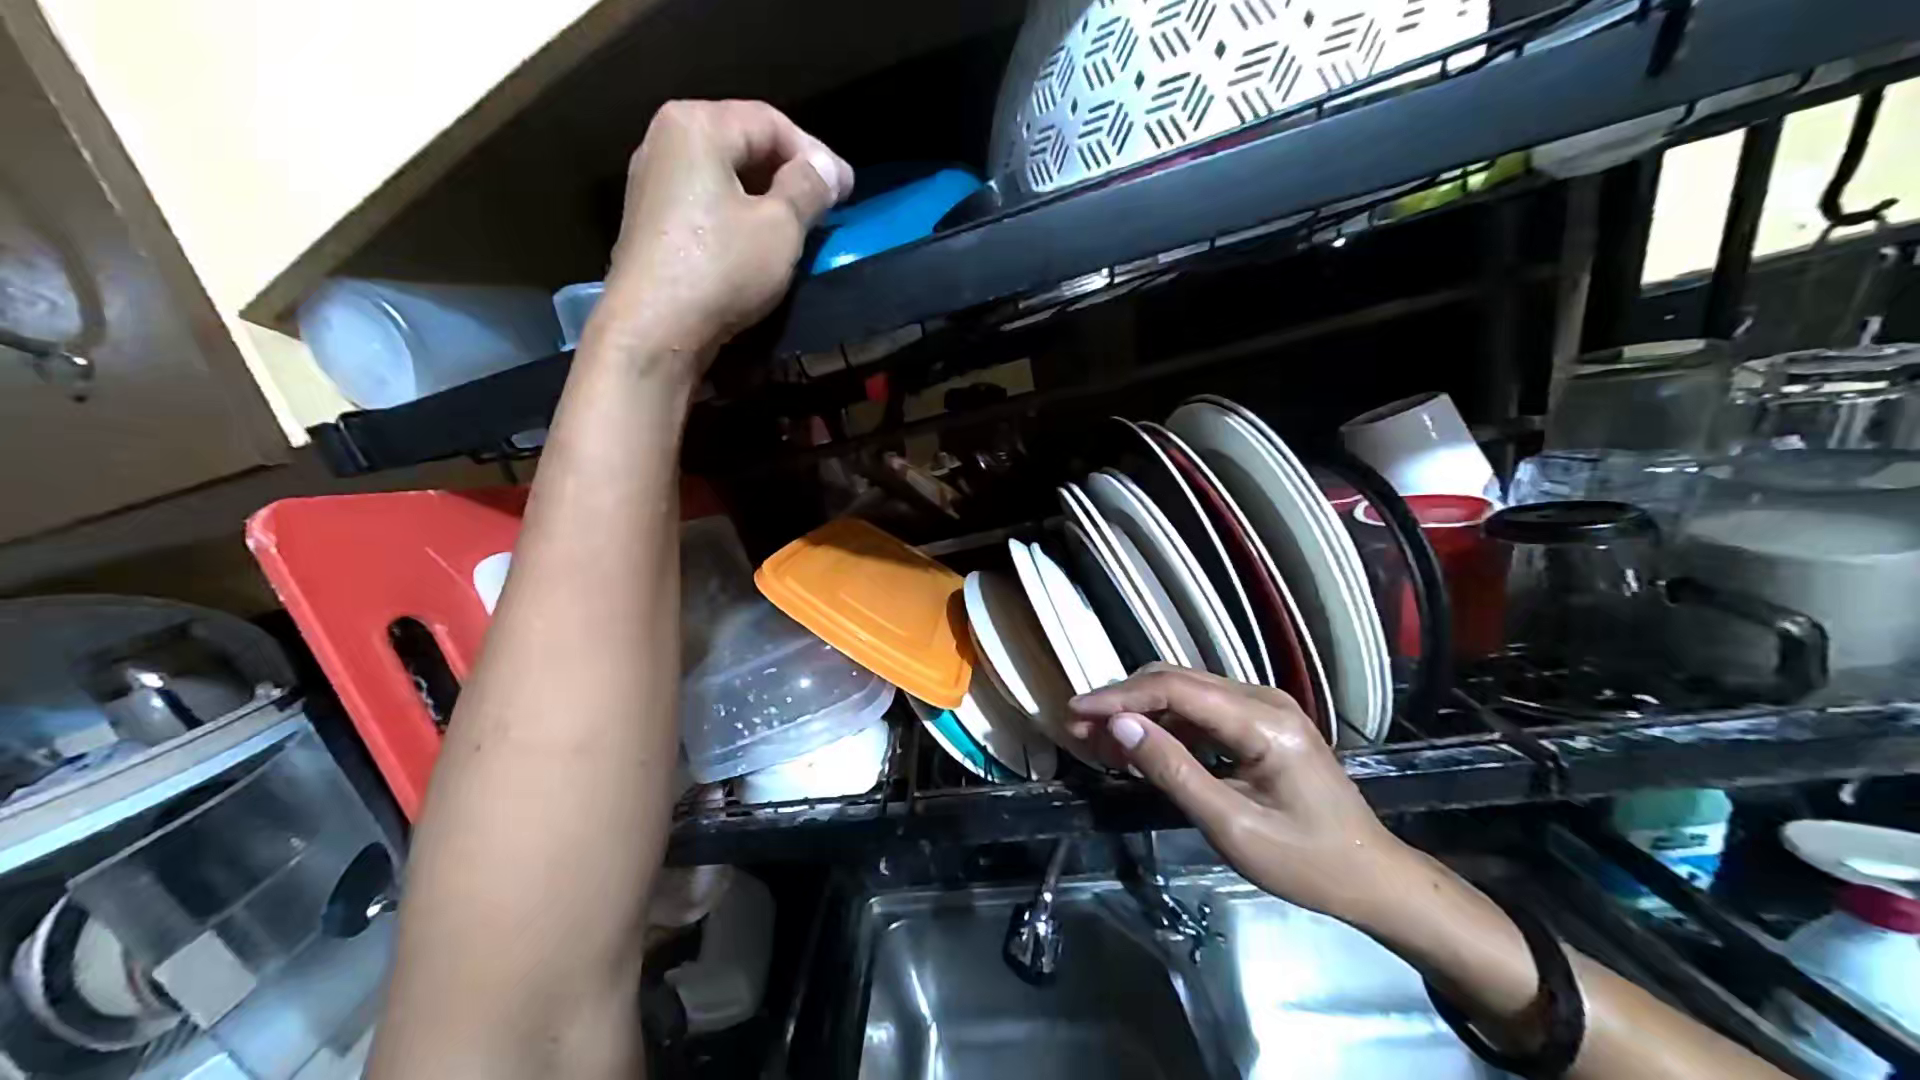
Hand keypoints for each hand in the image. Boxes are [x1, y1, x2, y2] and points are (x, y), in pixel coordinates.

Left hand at [589, 100, 853, 367]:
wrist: (654, 329)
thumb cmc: (721, 269)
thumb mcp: (780, 227)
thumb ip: (808, 188)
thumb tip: (827, 168)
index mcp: (697, 125)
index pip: (770, 122)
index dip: (817, 154)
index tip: (848, 190)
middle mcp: (666, 141)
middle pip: (744, 143)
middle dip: (790, 173)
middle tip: (827, 205)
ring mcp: (653, 182)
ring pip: (725, 175)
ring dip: (767, 196)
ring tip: (800, 226)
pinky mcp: (652, 221)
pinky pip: (707, 202)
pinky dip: (740, 214)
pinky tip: (760, 242)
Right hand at [1068, 665, 1418, 926]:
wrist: (1372, 876)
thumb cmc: (1306, 861)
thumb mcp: (1232, 826)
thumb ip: (1173, 771)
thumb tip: (1119, 727)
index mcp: (1264, 721)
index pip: (1176, 689)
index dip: (1120, 697)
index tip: (1076, 711)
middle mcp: (1262, 698)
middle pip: (1176, 681)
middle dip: (1122, 702)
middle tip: (1078, 727)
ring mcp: (1263, 707)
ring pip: (1184, 693)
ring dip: (1139, 714)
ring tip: (1098, 741)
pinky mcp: (1259, 722)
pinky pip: (1200, 712)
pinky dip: (1164, 727)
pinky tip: (1139, 749)